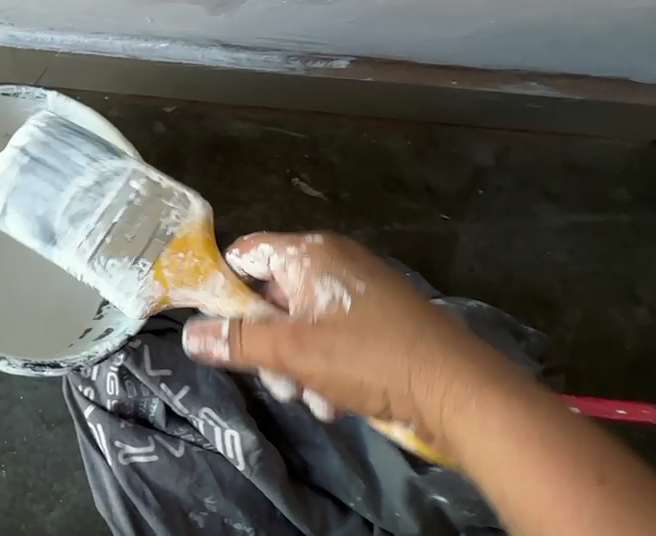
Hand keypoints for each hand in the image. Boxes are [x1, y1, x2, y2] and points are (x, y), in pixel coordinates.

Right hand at [180, 232, 512, 448]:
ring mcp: (362, 290)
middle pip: (273, 293)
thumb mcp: (292, 352)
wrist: (467, 397)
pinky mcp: (384, 320)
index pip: (245, 254)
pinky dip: (326, 365)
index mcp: (309, 253)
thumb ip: (237, 340)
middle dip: (266, 340)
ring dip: (295, 362)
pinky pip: (334, 334)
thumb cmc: (369, 359)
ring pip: (302, 320)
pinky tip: (334, 401)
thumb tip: (188, 335)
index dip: (226, 288)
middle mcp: (333, 261)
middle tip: (274, 378)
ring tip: (309, 398)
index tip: (220, 326)